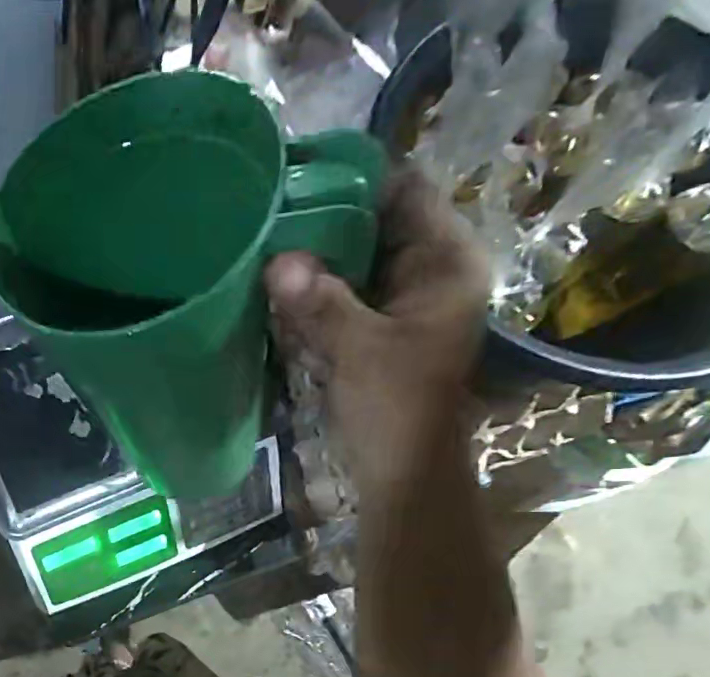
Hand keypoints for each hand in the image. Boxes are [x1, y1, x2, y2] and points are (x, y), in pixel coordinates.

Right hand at [266, 165, 489, 482]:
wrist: (401, 472)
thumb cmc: (396, 408)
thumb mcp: (358, 350)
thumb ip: (319, 303)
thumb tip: (276, 261)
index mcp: (445, 264)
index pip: (406, 193)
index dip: (357, 178)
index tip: (301, 172)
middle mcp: (427, 273)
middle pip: (375, 223)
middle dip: (324, 217)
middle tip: (268, 206)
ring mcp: (400, 302)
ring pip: (354, 259)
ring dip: (314, 254)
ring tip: (264, 236)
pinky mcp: (374, 329)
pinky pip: (342, 292)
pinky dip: (313, 287)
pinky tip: (276, 283)